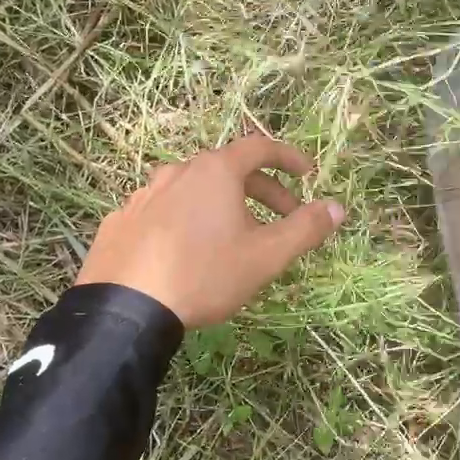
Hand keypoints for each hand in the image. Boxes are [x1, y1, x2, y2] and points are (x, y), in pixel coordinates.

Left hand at [75, 135, 344, 326]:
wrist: (124, 311)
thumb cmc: (205, 274)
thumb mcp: (266, 256)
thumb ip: (306, 228)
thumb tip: (338, 207)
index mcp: (215, 172)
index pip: (259, 148)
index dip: (289, 158)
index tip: (308, 173)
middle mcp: (178, 172)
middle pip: (228, 170)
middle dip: (263, 190)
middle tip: (284, 217)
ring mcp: (144, 196)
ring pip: (194, 190)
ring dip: (223, 204)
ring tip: (237, 235)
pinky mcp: (121, 221)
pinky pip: (165, 211)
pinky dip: (188, 220)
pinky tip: (190, 250)